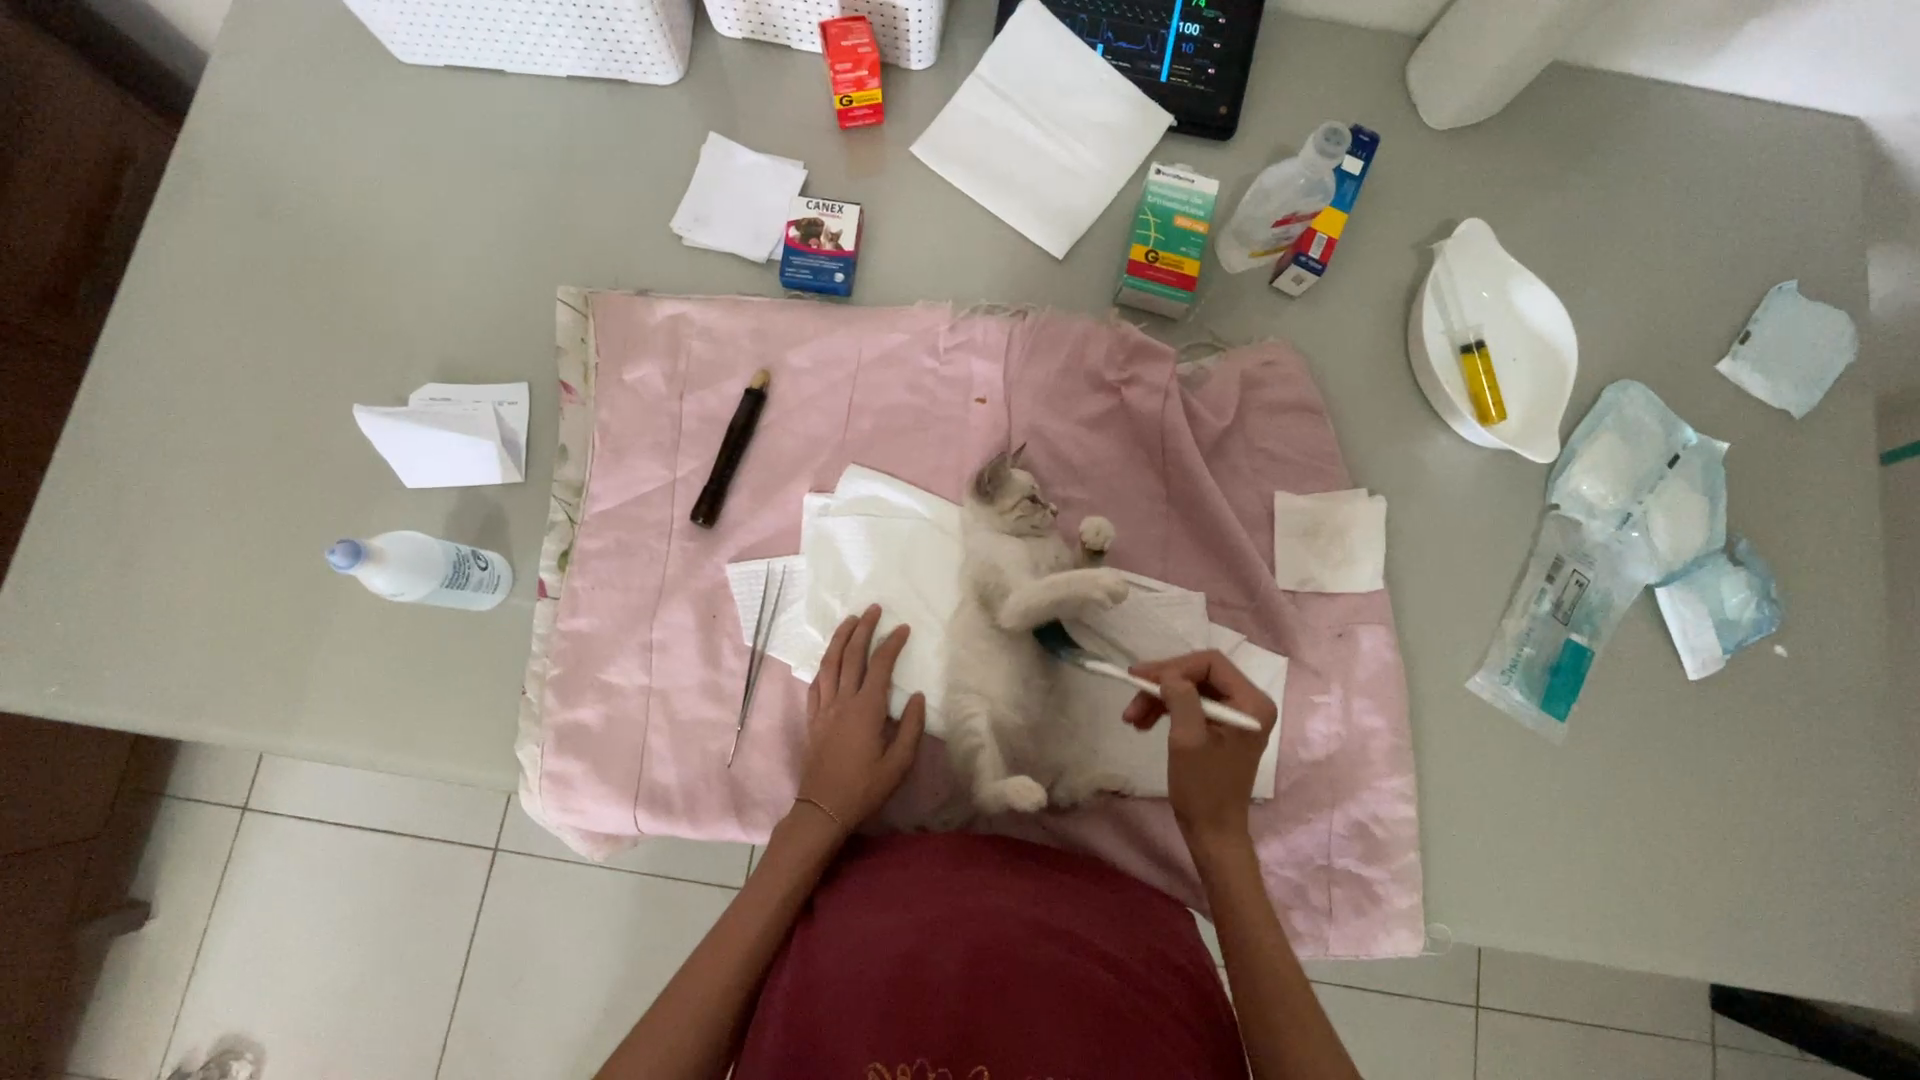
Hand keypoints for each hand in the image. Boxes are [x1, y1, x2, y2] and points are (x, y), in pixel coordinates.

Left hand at [796, 605, 925, 835]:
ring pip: (829, 664)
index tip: (903, 628)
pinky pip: (816, 684)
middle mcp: (842, 702)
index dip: (892, 644)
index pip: (880, 666)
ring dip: (839, 639)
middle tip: (873, 609)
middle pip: (852, 656)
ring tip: (849, 621)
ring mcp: (823, 709)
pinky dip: (824, 667)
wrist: (823, 808)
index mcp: (866, 709)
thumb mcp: (899, 763)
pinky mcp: (812, 720)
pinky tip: (829, 660)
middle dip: (863, 629)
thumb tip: (916, 696)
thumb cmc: (865, 788)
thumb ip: (910, 727)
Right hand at [1122, 650, 1277, 849]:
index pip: (1211, 663)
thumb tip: (1167, 675)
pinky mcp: (1223, 727)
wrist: (1212, 830)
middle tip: (1131, 695)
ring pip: (1191, 688)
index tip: (1140, 680)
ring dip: (1160, 698)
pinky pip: (1192, 705)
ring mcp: (1237, 715)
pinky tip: (1145, 723)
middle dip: (1163, 683)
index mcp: (1252, 703)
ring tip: (1132, 718)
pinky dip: (1167, 709)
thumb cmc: (1203, 789)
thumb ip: (1181, 699)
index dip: (1174, 667)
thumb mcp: (1187, 740)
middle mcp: (1250, 703)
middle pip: (1200, 673)